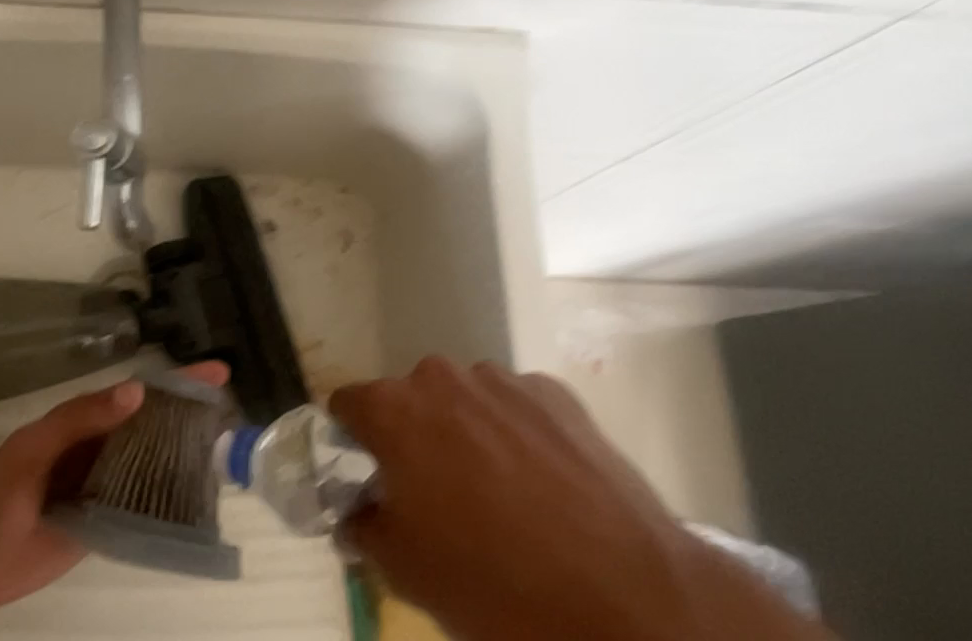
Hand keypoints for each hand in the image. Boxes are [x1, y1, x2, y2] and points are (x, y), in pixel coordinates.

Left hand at [0, 362, 230, 640]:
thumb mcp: (33, 450)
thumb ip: (80, 419)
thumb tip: (137, 391)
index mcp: (78, 423)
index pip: (134, 394)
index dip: (173, 382)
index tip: (215, 372)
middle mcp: (95, 449)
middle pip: (148, 426)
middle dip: (187, 414)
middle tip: (231, 411)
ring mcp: (101, 486)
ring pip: (149, 462)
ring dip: (183, 454)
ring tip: (225, 450)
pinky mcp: (104, 523)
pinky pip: (142, 503)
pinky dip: (168, 496)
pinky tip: (197, 496)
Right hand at [330, 358, 832, 640]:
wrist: (625, 593)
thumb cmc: (493, 582)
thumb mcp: (405, 570)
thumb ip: (364, 527)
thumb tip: (358, 512)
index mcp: (394, 410)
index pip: (347, 406)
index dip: (351, 443)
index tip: (369, 481)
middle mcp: (442, 378)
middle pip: (408, 400)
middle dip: (412, 439)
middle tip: (435, 497)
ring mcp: (505, 380)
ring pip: (464, 401)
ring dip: (465, 433)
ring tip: (498, 494)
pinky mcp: (558, 394)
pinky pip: (515, 407)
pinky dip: (515, 434)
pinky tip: (542, 485)